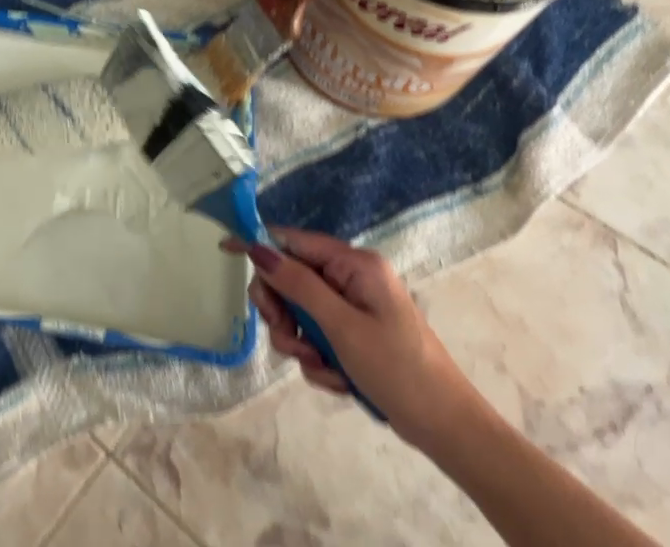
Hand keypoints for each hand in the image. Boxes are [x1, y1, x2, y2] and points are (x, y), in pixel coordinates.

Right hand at [225, 229, 487, 450]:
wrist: (445, 426)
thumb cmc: (397, 369)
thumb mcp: (341, 326)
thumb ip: (298, 285)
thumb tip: (258, 249)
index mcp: (355, 265)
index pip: (294, 242)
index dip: (260, 245)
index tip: (224, 249)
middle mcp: (352, 280)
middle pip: (290, 279)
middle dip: (284, 313)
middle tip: (290, 339)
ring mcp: (352, 308)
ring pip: (298, 313)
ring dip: (300, 343)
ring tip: (323, 368)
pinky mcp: (352, 335)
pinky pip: (314, 338)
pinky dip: (317, 360)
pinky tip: (338, 380)